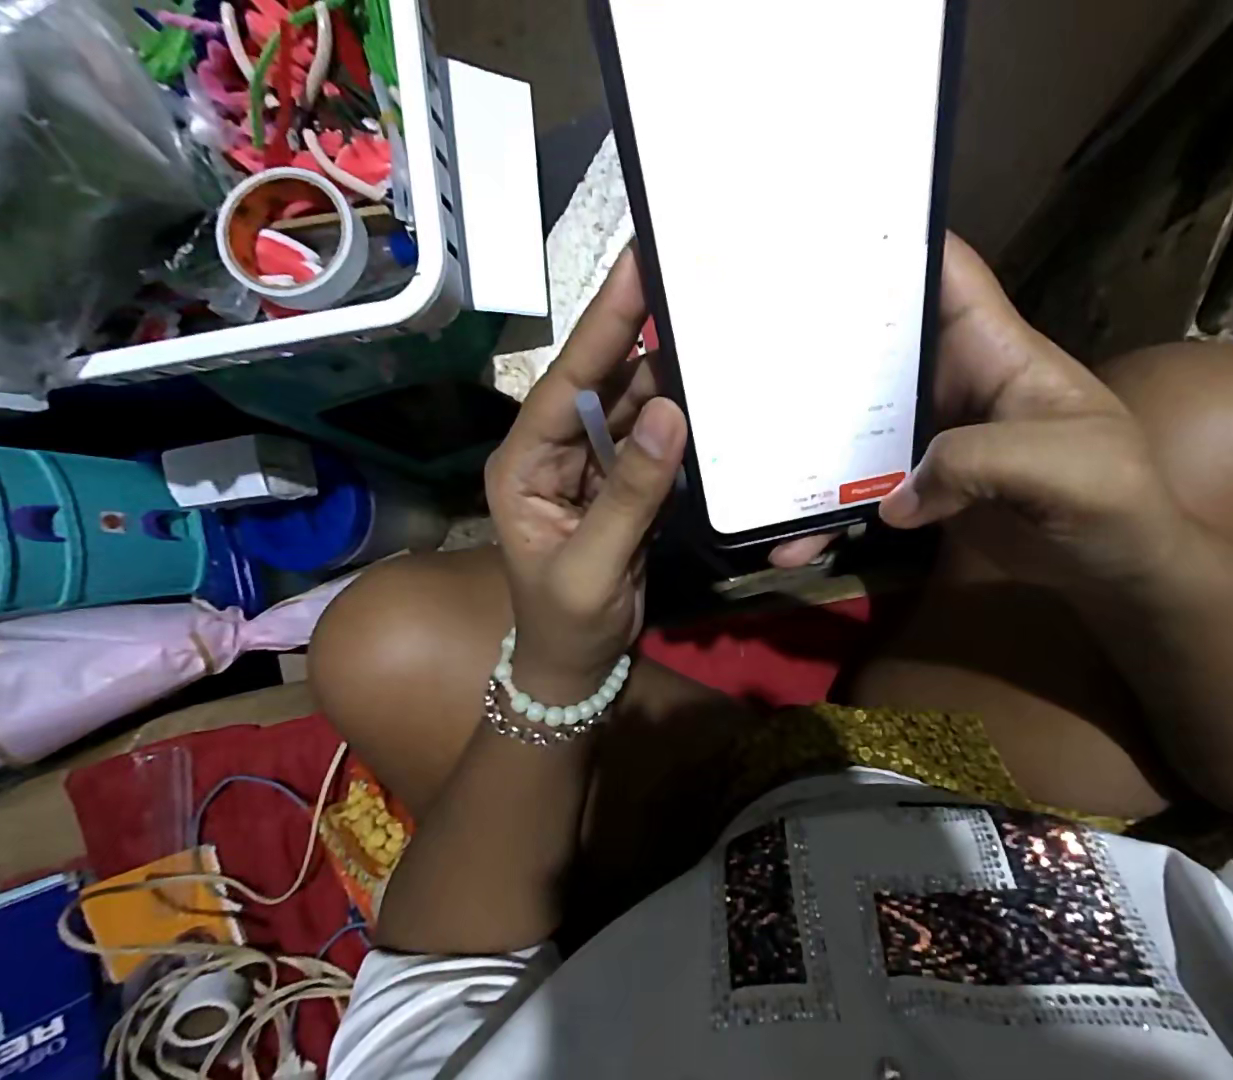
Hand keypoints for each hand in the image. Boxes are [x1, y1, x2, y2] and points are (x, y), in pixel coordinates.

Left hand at [484, 250, 687, 700]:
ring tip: (708, 323)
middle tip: (683, 274)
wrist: (577, 663)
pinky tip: (708, 388)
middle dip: (638, 331)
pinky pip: (652, 440)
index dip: (602, 326)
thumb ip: (630, 494)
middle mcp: (555, 451)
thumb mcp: (591, 566)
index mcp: (524, 463)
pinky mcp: (623, 483)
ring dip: (666, 371)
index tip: (635, 265)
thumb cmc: (566, 623)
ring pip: (632, 405)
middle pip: (601, 382)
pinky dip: (678, 417)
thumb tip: (672, 414)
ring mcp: (592, 465)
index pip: (566, 383)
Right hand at [768, 233, 1173, 575]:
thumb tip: (892, 500)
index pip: (942, 270)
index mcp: (992, 348)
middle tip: (738, 341)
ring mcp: (926, 437)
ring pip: (852, 427)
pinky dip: (827, 517)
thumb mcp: (1066, 467)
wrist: (1114, 567)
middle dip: (813, 343)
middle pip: (873, 346)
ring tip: (745, 468)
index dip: (890, 243)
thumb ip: (981, 461)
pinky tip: (789, 545)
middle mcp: (948, 381)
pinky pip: (859, 492)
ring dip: (805, 448)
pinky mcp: (916, 487)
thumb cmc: (1115, 497)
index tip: (814, 234)